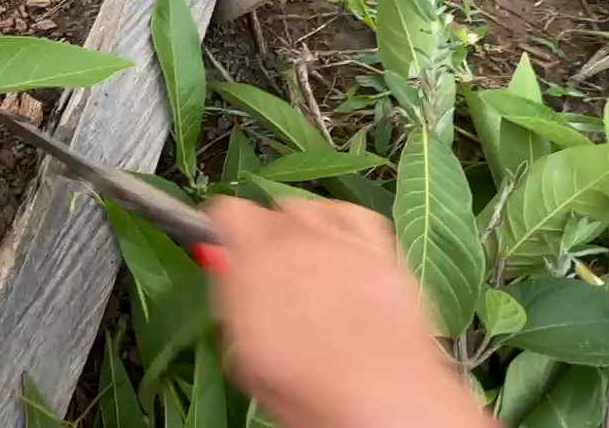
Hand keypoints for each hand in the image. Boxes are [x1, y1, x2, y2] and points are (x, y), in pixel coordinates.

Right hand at [199, 198, 491, 427]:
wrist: (384, 400)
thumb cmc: (309, 384)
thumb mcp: (245, 351)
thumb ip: (234, 304)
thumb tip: (232, 283)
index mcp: (252, 252)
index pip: (225, 210)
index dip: (224, 233)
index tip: (227, 255)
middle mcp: (294, 235)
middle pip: (267, 210)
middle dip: (262, 237)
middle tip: (267, 276)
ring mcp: (338, 239)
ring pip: (308, 207)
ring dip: (300, 228)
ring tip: (304, 263)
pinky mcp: (380, 252)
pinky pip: (354, 216)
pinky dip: (342, 224)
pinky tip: (339, 248)